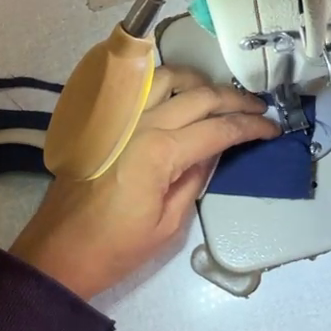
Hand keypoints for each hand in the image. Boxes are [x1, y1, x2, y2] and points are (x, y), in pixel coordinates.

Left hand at [12, 68, 278, 298]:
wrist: (58, 252)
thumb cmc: (115, 248)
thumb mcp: (168, 224)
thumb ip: (195, 178)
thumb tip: (214, 150)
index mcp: (159, 152)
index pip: (217, 129)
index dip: (250, 127)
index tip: (272, 127)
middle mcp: (139, 124)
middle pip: (198, 97)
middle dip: (234, 99)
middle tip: (257, 107)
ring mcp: (117, 119)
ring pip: (165, 78)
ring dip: (198, 81)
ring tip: (218, 95)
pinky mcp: (101, 122)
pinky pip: (135, 88)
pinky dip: (161, 82)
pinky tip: (175, 92)